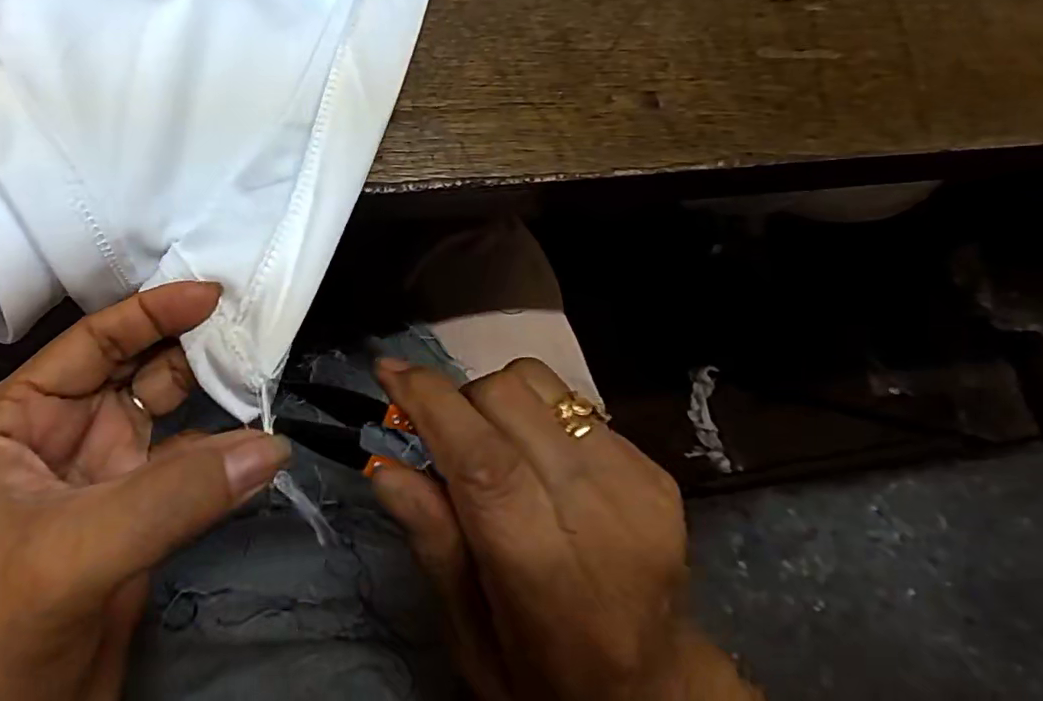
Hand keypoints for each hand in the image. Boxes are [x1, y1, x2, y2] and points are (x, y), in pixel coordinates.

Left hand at [0, 282, 291, 700]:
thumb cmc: (1, 627)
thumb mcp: (78, 549)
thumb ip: (175, 494)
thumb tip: (271, 446)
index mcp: (17, 419)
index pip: (92, 343)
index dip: (152, 312)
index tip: (212, 293)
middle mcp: (62, 431)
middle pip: (135, 366)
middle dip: (188, 342)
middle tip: (249, 322)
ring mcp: (103, 468)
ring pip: (167, 407)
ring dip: (212, 389)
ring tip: (263, 366)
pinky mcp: (139, 505)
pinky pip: (190, 458)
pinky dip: (226, 447)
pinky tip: (260, 440)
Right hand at [371, 357, 759, 700]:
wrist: (656, 685)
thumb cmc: (545, 674)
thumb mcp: (471, 637)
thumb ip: (434, 544)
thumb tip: (386, 467)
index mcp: (549, 574)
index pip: (484, 462)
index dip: (431, 405)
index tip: (388, 372)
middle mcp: (602, 514)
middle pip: (509, 401)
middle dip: (459, 401)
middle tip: (443, 438)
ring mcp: (637, 482)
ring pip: (540, 382)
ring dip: (497, 398)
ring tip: (491, 442)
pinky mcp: (654, 466)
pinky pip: (573, 399)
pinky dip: (536, 412)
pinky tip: (536, 456)